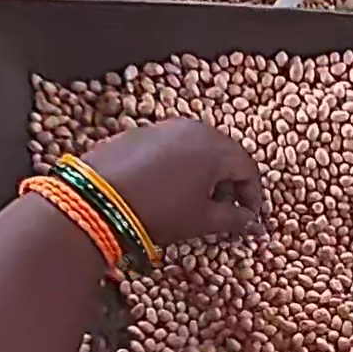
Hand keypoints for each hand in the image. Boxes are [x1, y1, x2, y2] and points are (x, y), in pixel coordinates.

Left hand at [79, 119, 265, 243]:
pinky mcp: (143, 132)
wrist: (99, 199)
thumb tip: (253, 224)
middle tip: (227, 212)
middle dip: (231, 184)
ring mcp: (166, 127)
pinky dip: (184, 168)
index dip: (253, 196)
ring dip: (207, 176)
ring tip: (199, 204)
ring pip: (200, 150)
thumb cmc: (161, 211)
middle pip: (225, 155)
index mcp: (215, 148)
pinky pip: (175, 149)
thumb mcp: (202, 220)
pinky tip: (173, 191)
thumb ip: (234, 219)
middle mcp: (194, 129)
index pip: (248, 168)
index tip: (250, 218)